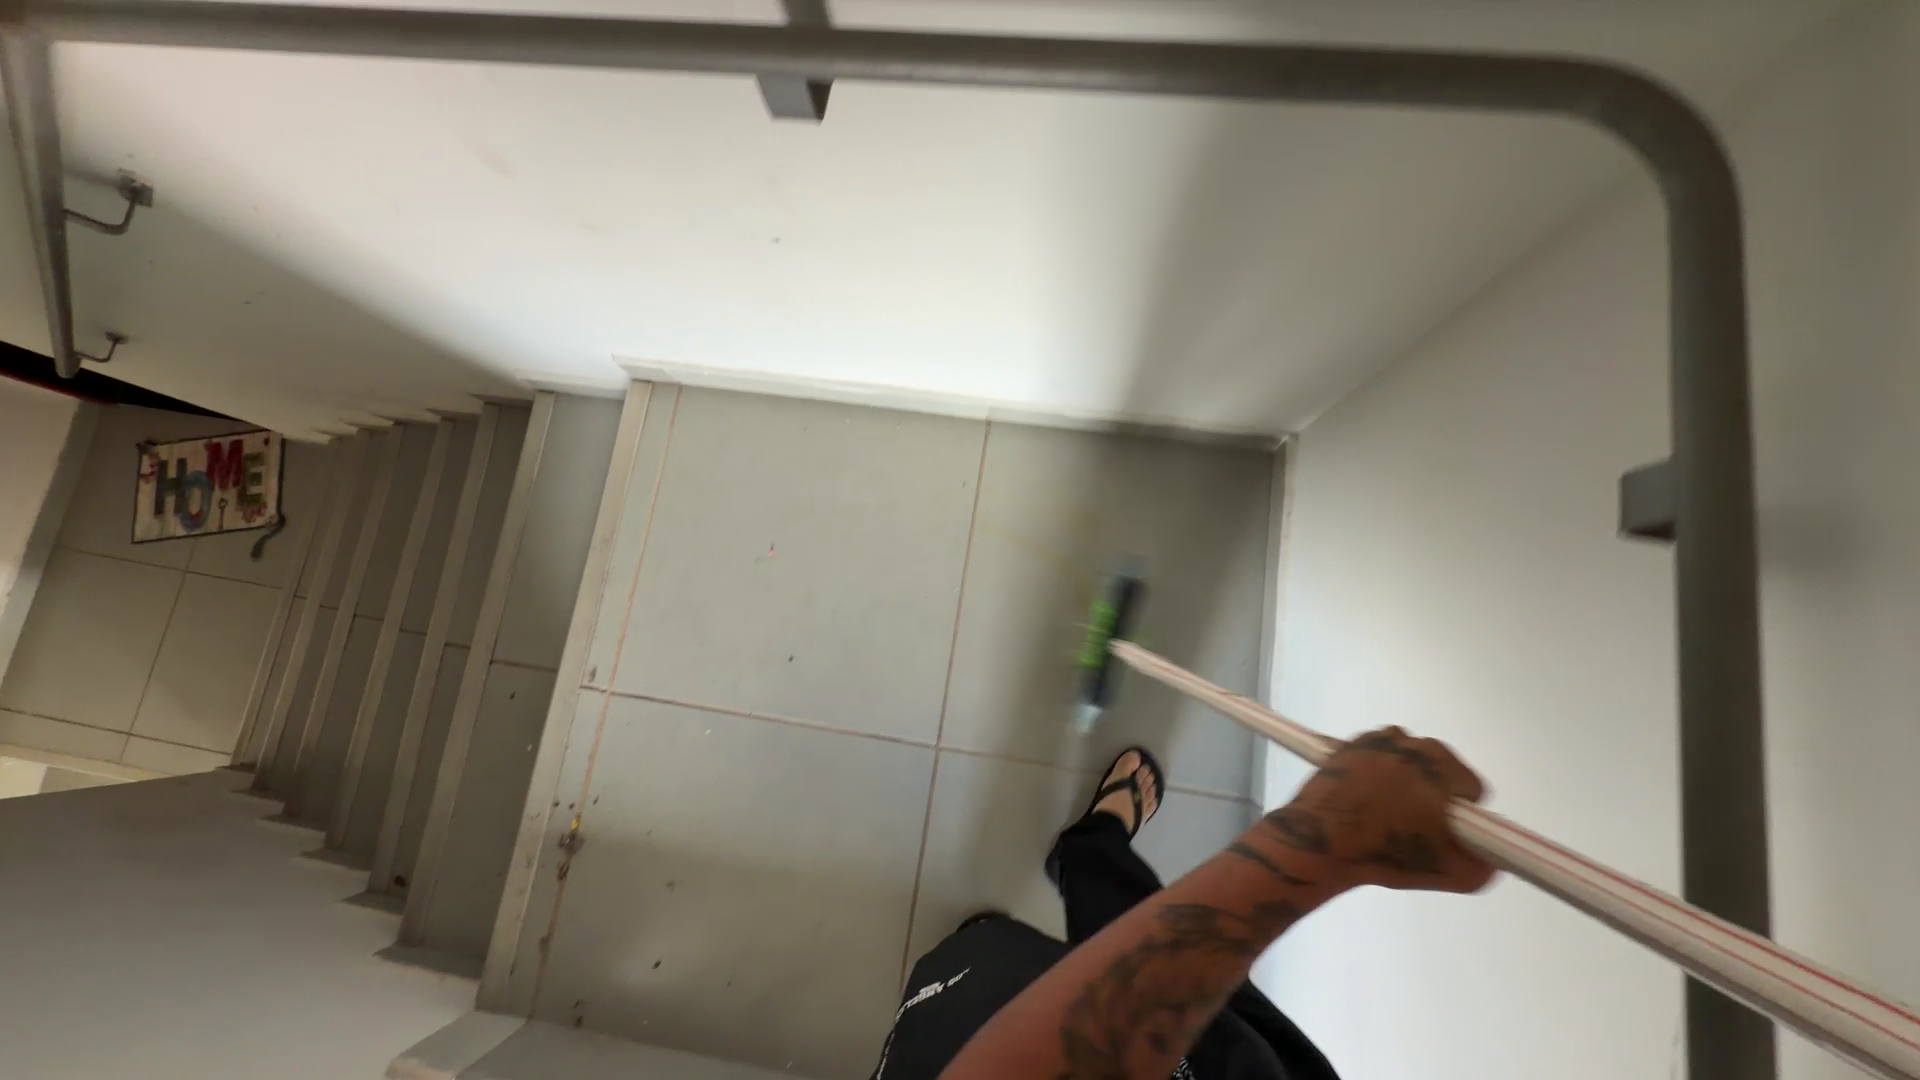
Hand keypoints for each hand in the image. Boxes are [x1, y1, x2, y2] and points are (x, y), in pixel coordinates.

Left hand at [1262, 726, 1495, 894]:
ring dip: (1403, 781)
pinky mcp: (1345, 744)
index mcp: (1442, 765)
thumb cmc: (1391, 852)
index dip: (1464, 816)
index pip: (1471, 789)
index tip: (1444, 833)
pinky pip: (1374, 757)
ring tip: (1385, 814)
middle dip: (1433, 795)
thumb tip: (1488, 854)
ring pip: (1406, 762)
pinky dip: (1375, 772)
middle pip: (1438, 771)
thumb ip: (1487, 862)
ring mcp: (1374, 740)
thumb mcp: (1458, 874)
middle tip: (1413, 826)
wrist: (1322, 839)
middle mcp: (1411, 742)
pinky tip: (1365, 798)